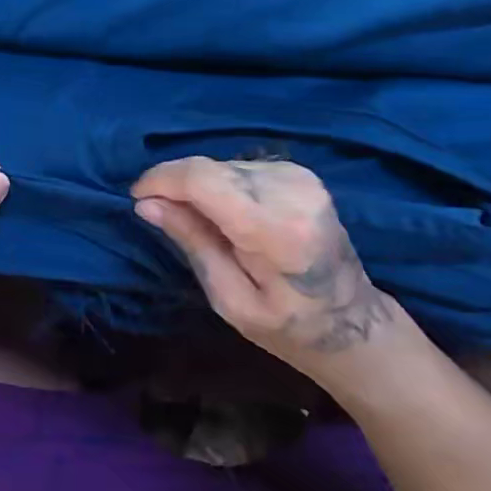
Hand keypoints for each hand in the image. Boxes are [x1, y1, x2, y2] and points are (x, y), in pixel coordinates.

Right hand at [132, 157, 407, 386]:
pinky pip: (241, 167)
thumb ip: (192, 243)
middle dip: (176, 185)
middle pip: (210, 168)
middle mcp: (290, 190)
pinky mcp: (301, 172)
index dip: (162, 180)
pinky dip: (221, 184)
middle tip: (160, 214)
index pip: (204, 180)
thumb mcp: (230, 299)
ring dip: (199, 185)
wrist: (354, 322)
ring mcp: (300, 176)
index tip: (137, 196)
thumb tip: (147, 204)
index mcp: (276, 229)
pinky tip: (225, 213)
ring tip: (196, 220)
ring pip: (223, 164)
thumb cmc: (290, 327)